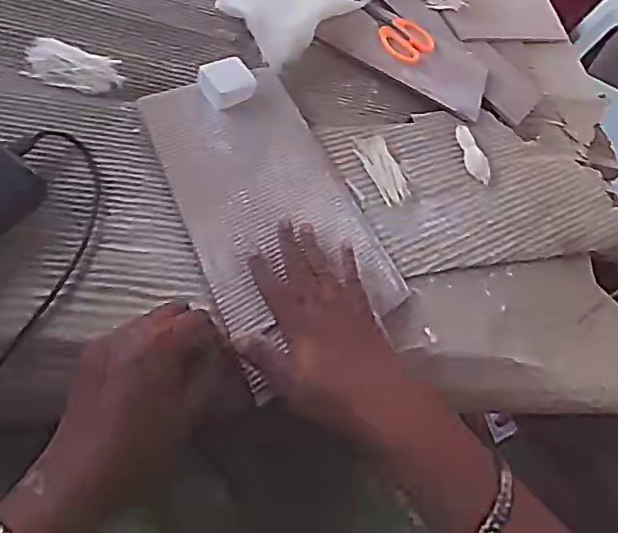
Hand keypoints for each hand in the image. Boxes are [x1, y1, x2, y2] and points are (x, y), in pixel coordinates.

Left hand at [0, 303, 240, 531]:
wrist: (79, 478)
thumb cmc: (138, 450)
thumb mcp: (187, 415)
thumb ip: (209, 376)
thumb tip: (220, 357)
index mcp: (160, 341)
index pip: (200, 318)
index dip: (215, 337)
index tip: (218, 358)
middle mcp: (133, 330)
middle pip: (173, 310)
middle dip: (189, 330)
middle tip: (196, 361)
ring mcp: (108, 339)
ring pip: (148, 320)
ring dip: (164, 336)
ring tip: (168, 371)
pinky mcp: (91, 354)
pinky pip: (126, 335)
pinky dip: (140, 346)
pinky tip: (141, 378)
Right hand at [239, 222, 416, 440]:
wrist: (380, 395)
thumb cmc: (331, 395)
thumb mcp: (290, 384)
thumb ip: (264, 358)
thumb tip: (237, 337)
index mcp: (297, 324)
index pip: (275, 292)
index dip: (262, 272)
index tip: (252, 251)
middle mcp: (318, 306)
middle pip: (300, 271)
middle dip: (289, 246)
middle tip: (282, 222)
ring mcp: (343, 305)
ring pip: (324, 268)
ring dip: (314, 247)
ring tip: (306, 226)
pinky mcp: (363, 310)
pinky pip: (353, 279)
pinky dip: (349, 261)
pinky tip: (346, 246)